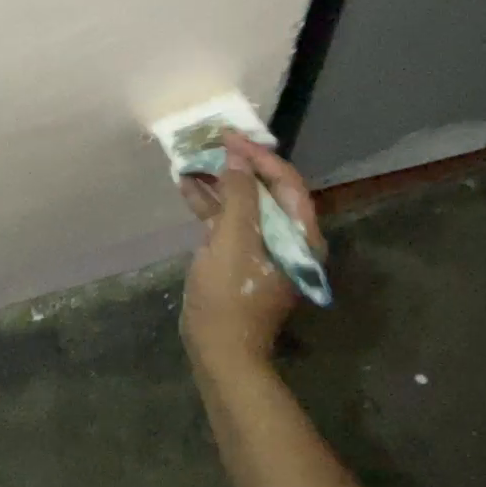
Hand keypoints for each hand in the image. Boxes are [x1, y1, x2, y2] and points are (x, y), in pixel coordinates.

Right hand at [179, 131, 323, 380]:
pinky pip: (228, 221)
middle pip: (265, 190)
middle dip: (236, 165)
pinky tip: (186, 186)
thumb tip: (236, 157)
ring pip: (243, 203)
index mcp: (300, 236)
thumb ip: (237, 196)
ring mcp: (262, 248)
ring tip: (190, 159)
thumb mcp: (232, 240)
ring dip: (218, 181)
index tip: (227, 137)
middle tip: (207, 143)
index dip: (258, 156)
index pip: (286, 182)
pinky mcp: (240, 257)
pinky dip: (209, 203)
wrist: (221, 350)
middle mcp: (287, 238)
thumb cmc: (230, 295)